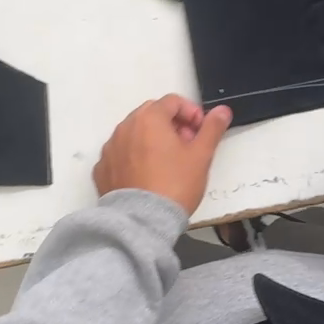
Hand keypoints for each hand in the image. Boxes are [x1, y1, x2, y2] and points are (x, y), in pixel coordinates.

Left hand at [92, 95, 233, 215]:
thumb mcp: (201, 156)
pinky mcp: (101, 169)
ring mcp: (110, 148)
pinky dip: (134, 157)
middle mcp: (125, 127)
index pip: (173, 101)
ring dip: (151, 139)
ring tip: (167, 163)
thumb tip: (222, 111)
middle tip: (186, 146)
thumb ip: (212, 129)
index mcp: (149, 119)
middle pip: (151, 114)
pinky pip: (121, 154)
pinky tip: (146, 176)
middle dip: (171, 124)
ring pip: (134, 133)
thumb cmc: (175, 185)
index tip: (200, 132)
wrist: (142, 221)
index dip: (191, 113)